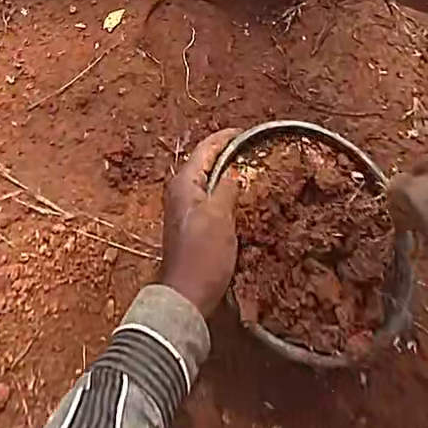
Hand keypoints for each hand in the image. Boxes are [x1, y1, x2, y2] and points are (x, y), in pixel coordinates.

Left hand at [159, 128, 241, 314]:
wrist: (185, 296)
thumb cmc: (203, 255)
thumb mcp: (220, 217)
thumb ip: (227, 189)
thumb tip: (235, 172)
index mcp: (184, 182)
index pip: (205, 149)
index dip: (224, 138)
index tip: (244, 132)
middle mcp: (179, 190)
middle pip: (203, 161)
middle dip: (224, 152)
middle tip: (248, 147)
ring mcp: (182, 207)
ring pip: (205, 179)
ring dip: (223, 171)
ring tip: (245, 166)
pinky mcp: (188, 223)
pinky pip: (206, 195)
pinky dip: (221, 189)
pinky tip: (235, 195)